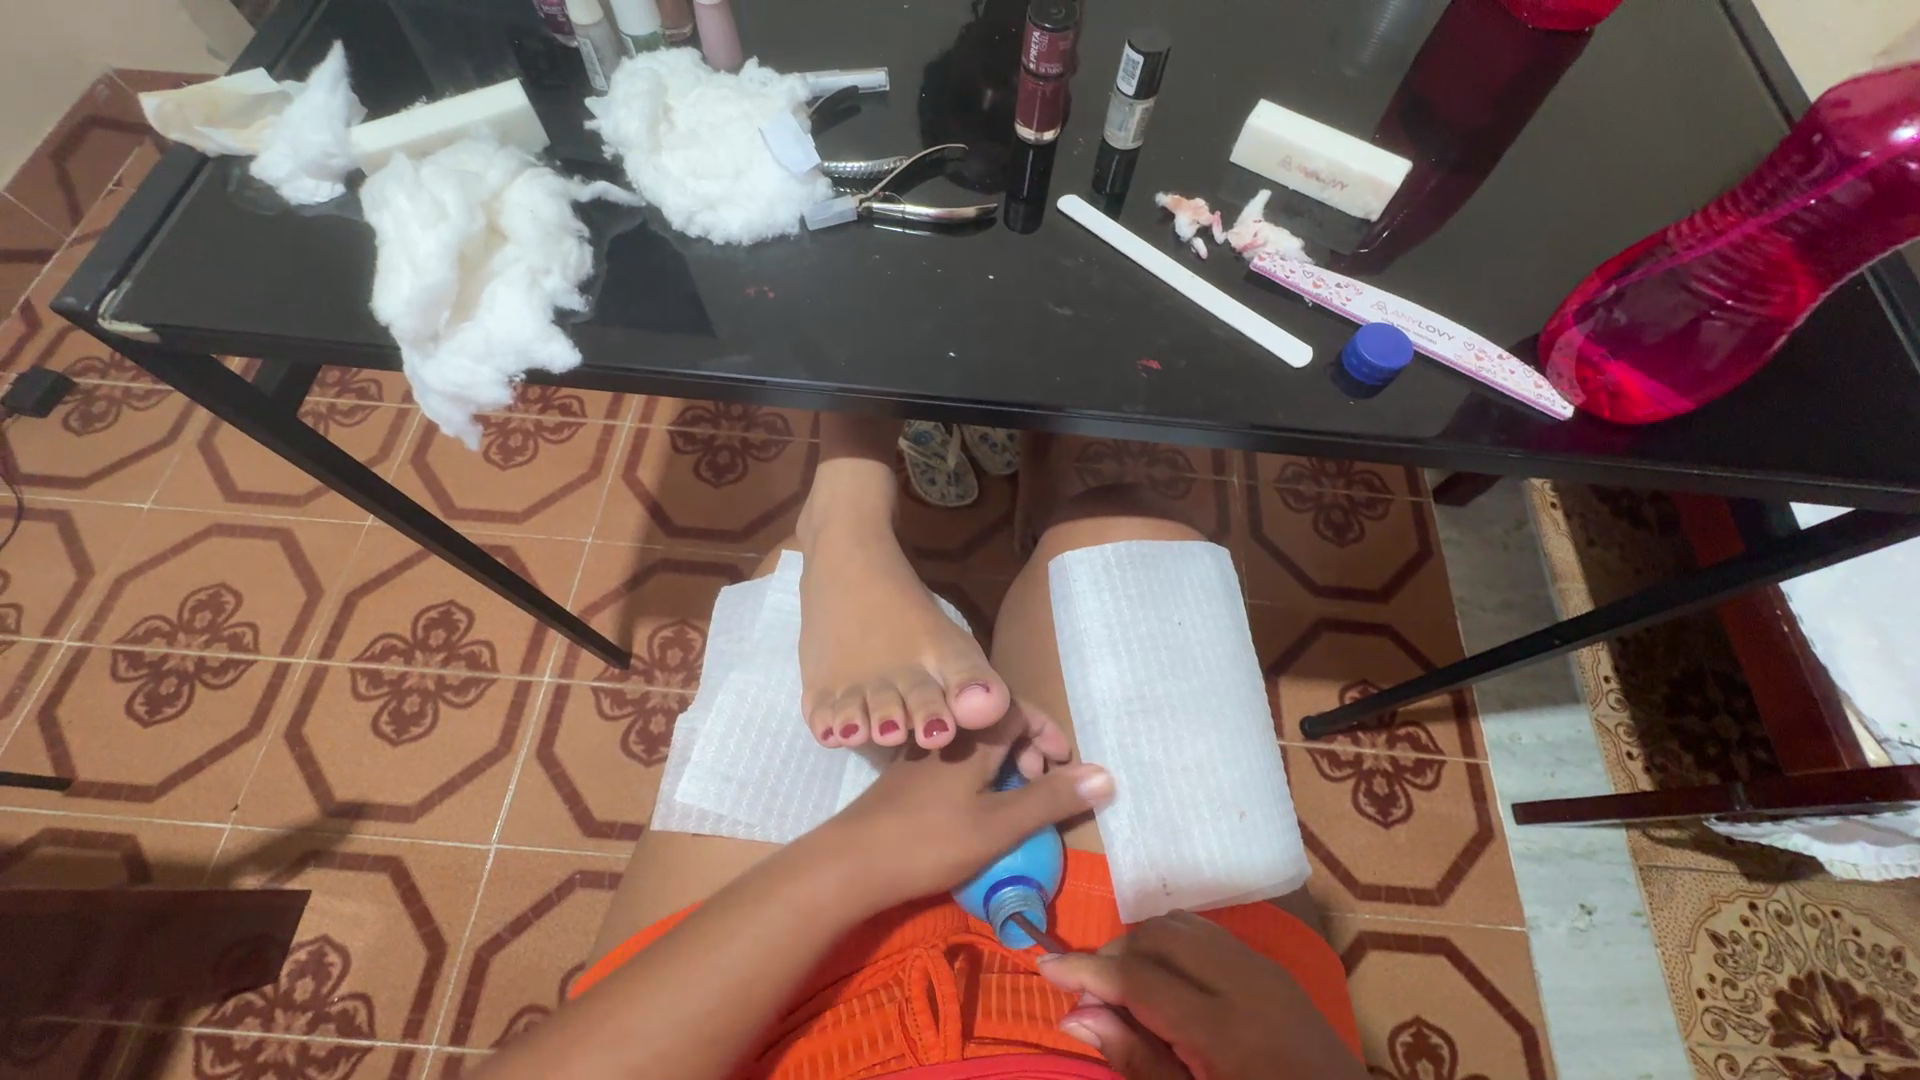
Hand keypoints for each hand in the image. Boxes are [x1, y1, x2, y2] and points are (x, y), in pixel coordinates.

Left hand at [801, 700, 1112, 917]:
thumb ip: (1050, 799)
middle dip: (1029, 747)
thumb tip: (1105, 774)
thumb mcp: (999, 825)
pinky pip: (955, 757)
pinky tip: (977, 805)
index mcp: (972, 734)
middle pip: (998, 722)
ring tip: (1013, 797)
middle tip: (1040, 783)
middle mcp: (947, 731)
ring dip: (1004, 761)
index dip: (1048, 732)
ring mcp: (923, 751)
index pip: (1021, 710)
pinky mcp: (907, 773)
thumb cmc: (930, 841)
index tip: (1064, 765)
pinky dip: (978, 772)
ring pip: (975, 741)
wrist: (851, 861)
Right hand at [1036, 912, 1368, 1079]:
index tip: (1044, 965)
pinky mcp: (1272, 966)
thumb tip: (1075, 1016)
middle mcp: (1243, 982)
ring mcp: (1263, 967)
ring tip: (1128, 988)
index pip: (1137, 979)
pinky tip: (1167, 977)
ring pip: (1180, 924)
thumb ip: (1136, 1060)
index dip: (1085, 970)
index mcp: (1224, 1030)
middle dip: (1114, 956)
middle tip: (1094, 996)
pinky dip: (1174, 942)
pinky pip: (1207, 932)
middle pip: (1156, 937)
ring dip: (1143, 944)